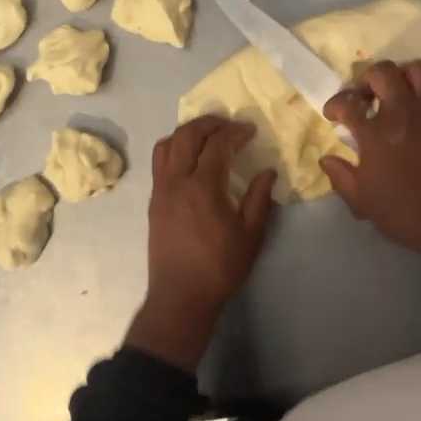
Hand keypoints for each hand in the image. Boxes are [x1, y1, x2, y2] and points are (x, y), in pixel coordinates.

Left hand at [126, 115, 275, 371]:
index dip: (236, 132)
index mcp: (203, 186)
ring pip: (167, 144)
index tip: (251, 131)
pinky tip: (192, 161)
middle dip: (210, 123)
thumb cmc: (220, 267)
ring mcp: (161, 190)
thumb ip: (259, 198)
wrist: (180, 297)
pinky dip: (176, 149)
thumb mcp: (251, 234)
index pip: (218, 144)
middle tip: (230, 126)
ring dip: (188, 133)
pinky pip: (160, 162)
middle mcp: (177, 180)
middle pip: (187, 134)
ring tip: (209, 138)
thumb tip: (267, 171)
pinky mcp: (154, 202)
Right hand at [322, 61, 420, 358]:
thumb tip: (326, 158)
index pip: (347, 103)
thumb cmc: (401, 210)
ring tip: (393, 92)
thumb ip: (340, 176)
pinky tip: (419, 108)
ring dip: (400, 75)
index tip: (333, 114)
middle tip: (363, 96)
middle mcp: (401, 112)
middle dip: (366, 79)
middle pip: (381, 72)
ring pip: (415, 69)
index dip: (335, 105)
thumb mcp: (361, 200)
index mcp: (375, 133)